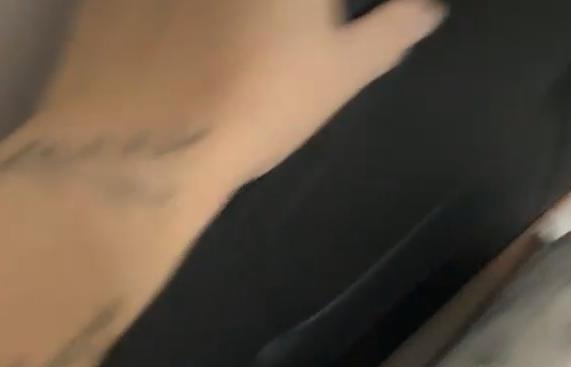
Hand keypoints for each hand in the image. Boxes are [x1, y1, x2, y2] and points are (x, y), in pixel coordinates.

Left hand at [32, 0, 447, 189]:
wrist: (145, 147)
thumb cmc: (255, 110)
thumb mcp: (338, 77)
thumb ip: (387, 34)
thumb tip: (426, 11)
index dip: (315, 15)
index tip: (316, 29)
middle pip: (272, 0)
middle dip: (279, 18)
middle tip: (275, 41)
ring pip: (204, 2)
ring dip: (220, 21)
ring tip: (228, 49)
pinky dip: (168, 15)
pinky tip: (176, 38)